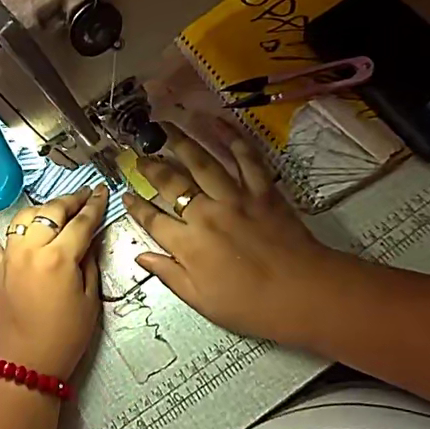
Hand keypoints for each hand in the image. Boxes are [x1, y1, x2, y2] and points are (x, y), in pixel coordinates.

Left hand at [0, 185, 109, 381]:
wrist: (26, 366)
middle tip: (85, 195)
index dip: (95, 205)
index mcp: (59, 257)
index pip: (81, 222)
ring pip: (24, 218)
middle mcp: (31, 250)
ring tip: (55, 208)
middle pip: (52, 212)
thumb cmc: (65, 337)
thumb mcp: (90, 300)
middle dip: (71, 200)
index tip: (102, 192)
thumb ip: (89, 263)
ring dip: (42, 209)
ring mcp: (9, 258)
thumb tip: (90, 240)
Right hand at [123, 126, 354, 346]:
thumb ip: (170, 274)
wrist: (303, 293)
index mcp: (189, 244)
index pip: (153, 220)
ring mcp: (235, 198)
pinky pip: (245, 158)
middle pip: (172, 184)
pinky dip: (232, 138)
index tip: (126, 195)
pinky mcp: (263, 190)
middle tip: (140, 155)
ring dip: (182, 142)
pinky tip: (217, 123)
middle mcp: (207, 214)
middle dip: (151, 168)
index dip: (137, 207)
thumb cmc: (251, 305)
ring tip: (166, 127)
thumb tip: (142, 256)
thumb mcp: (202, 300)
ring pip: (203, 163)